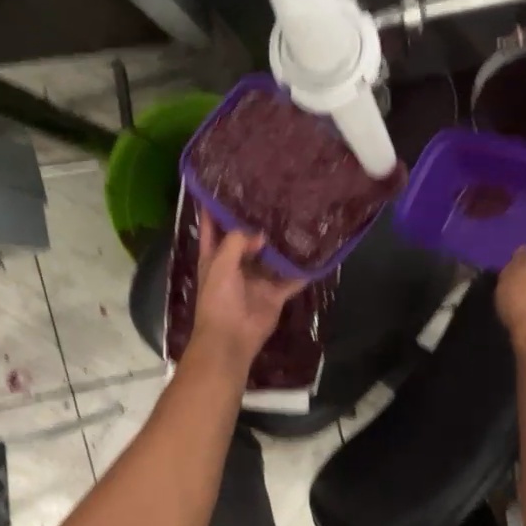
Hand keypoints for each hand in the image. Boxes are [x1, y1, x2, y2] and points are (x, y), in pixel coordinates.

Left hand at [191, 215, 305, 368]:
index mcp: (214, 258)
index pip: (211, 229)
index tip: (222, 188)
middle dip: (255, 225)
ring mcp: (256, 281)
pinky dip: (301, 272)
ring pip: (270, 259)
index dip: (214, 211)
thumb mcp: (221, 264)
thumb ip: (237, 242)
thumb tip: (260, 234)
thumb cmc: (218, 299)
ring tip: (296, 222)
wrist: (231, 337)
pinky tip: (314, 256)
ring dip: (280, 246)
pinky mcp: (274, 295)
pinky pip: (290, 281)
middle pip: (245, 241)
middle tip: (273, 201)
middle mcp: (235, 266)